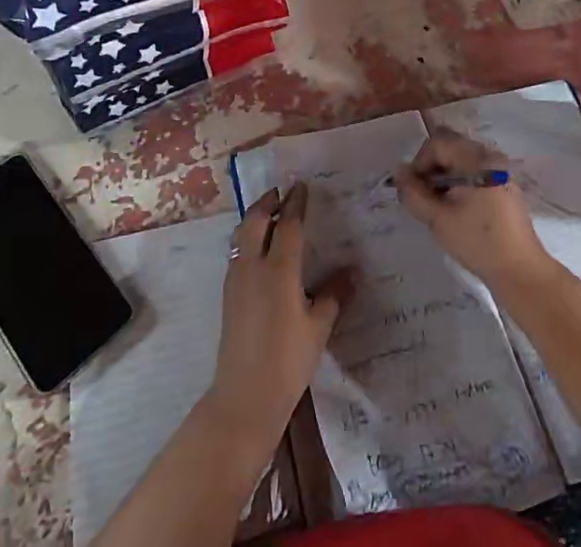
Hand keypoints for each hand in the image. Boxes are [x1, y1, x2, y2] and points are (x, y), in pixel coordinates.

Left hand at [211, 185, 352, 433]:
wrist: (245, 394)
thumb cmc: (288, 361)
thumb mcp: (319, 327)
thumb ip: (334, 294)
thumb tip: (351, 271)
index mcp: (279, 270)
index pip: (288, 225)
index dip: (296, 203)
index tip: (302, 185)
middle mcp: (253, 267)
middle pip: (255, 221)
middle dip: (267, 202)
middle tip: (281, 191)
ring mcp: (236, 279)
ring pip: (241, 235)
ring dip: (255, 217)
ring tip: (270, 212)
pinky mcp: (229, 294)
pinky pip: (236, 252)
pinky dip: (247, 237)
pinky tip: (259, 248)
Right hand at [395, 129, 553, 289]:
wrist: (520, 270)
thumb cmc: (477, 242)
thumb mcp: (437, 218)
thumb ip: (413, 192)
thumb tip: (400, 171)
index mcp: (477, 159)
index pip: (438, 142)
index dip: (420, 162)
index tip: (416, 189)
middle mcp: (492, 157)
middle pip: (451, 146)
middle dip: (432, 168)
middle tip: (425, 198)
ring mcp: (502, 171)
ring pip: (463, 160)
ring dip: (445, 176)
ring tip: (440, 206)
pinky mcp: (506, 186)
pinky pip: (477, 171)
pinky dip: (461, 182)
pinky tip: (459, 210)